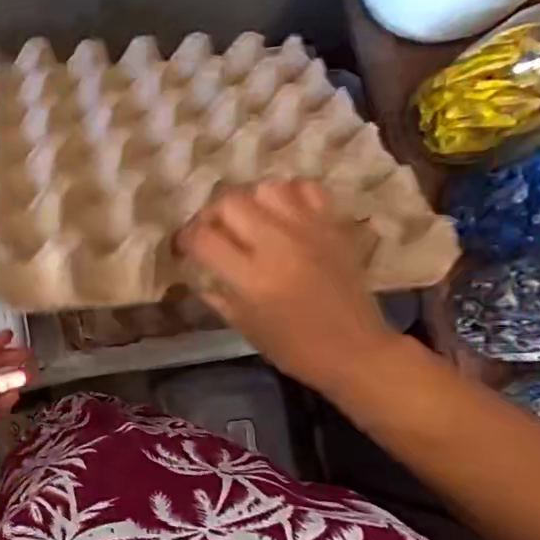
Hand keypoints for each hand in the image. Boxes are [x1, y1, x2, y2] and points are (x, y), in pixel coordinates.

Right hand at [178, 181, 400, 391]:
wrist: (355, 350)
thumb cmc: (291, 346)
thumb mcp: (240, 323)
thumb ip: (214, 291)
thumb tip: (194, 270)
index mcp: (251, 278)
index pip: (202, 238)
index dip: (184, 239)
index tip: (183, 249)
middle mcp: (278, 246)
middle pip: (230, 203)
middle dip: (211, 215)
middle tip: (212, 231)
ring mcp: (310, 232)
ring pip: (267, 188)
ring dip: (249, 201)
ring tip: (247, 220)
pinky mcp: (334, 228)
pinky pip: (306, 189)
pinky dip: (288, 194)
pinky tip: (281, 213)